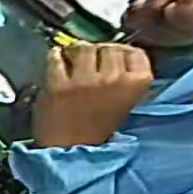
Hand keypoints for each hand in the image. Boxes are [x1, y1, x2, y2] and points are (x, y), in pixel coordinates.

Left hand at [32, 42, 152, 147]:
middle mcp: (114, 78)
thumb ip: (124, 76)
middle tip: (85, 54)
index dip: (118, 49)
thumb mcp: (125, 98)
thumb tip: (110, 54)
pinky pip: (56, 60)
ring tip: (70, 54)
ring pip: (83, 49)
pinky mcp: (58, 85)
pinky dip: (54, 56)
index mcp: (138, 81)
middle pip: (108, 47)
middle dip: (96, 49)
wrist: (71, 146)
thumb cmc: (95, 125)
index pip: (133, 51)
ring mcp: (85, 81)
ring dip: (75, 49)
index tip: (107, 52)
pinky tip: (55, 56)